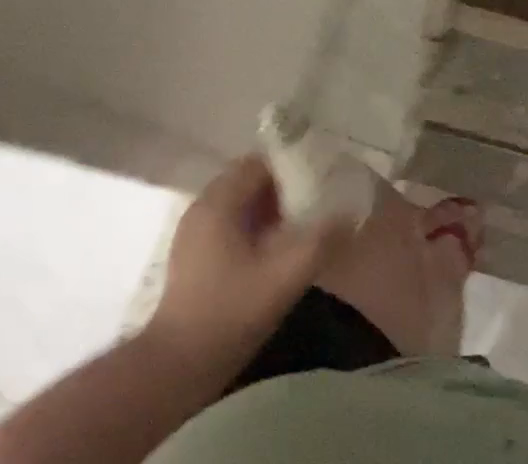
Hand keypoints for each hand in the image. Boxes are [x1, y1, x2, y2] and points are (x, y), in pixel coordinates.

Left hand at [155, 155, 348, 363]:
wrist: (178, 364)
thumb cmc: (231, 312)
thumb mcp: (285, 277)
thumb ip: (321, 242)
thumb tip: (350, 215)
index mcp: (218, 202)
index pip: (258, 163)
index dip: (292, 169)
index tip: (321, 185)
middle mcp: (202, 207)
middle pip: (248, 180)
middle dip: (284, 190)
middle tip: (316, 209)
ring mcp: (194, 232)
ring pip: (240, 204)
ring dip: (270, 211)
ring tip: (301, 231)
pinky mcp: (194, 255)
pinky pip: (230, 224)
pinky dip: (254, 228)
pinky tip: (275, 254)